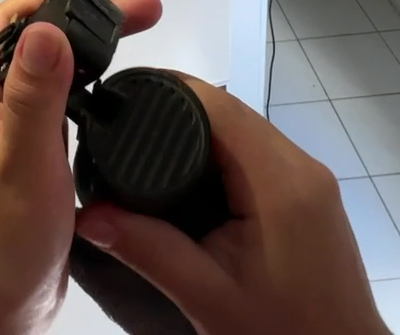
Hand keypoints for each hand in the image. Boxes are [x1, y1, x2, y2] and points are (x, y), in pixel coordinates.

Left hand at [0, 0, 161, 334]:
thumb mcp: (21, 165)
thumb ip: (34, 97)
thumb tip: (49, 32)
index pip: (11, 21)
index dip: (53, 0)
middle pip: (42, 39)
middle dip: (89, 17)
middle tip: (139, 9)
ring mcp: (19, 128)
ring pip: (57, 68)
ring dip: (94, 44)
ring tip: (136, 28)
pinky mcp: (39, 152)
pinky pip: (66, 101)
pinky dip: (94, 81)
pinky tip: (116, 85)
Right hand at [73, 77, 389, 334]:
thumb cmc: (280, 334)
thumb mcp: (207, 297)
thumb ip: (147, 249)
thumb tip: (87, 215)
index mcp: (280, 179)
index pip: (219, 104)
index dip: (170, 88)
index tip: (125, 94)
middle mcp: (301, 164)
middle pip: (232, 110)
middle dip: (180, 107)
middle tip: (125, 119)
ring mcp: (312, 177)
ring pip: (246, 127)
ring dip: (202, 127)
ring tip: (149, 141)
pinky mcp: (312, 193)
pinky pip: (259, 149)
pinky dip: (224, 149)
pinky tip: (193, 171)